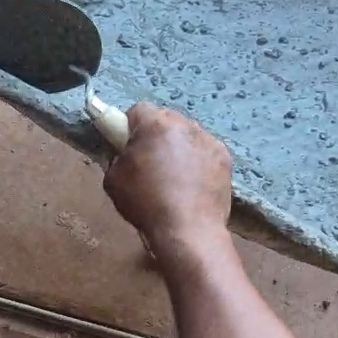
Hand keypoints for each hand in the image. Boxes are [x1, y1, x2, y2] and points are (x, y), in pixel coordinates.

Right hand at [101, 104, 232, 260]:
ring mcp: (209, 141)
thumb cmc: (144, 203)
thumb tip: (125, 152)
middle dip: (154, 133)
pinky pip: (203, 150)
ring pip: (186, 134)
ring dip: (176, 145)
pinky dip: (195, 160)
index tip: (125, 145)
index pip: (138, 109)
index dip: (128, 125)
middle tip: (147, 160)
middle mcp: (186, 126)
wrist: (187, 229)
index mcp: (155, 126)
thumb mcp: (112, 179)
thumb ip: (117, 157)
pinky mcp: (225, 158)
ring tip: (171, 174)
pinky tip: (189, 183)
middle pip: (165, 119)